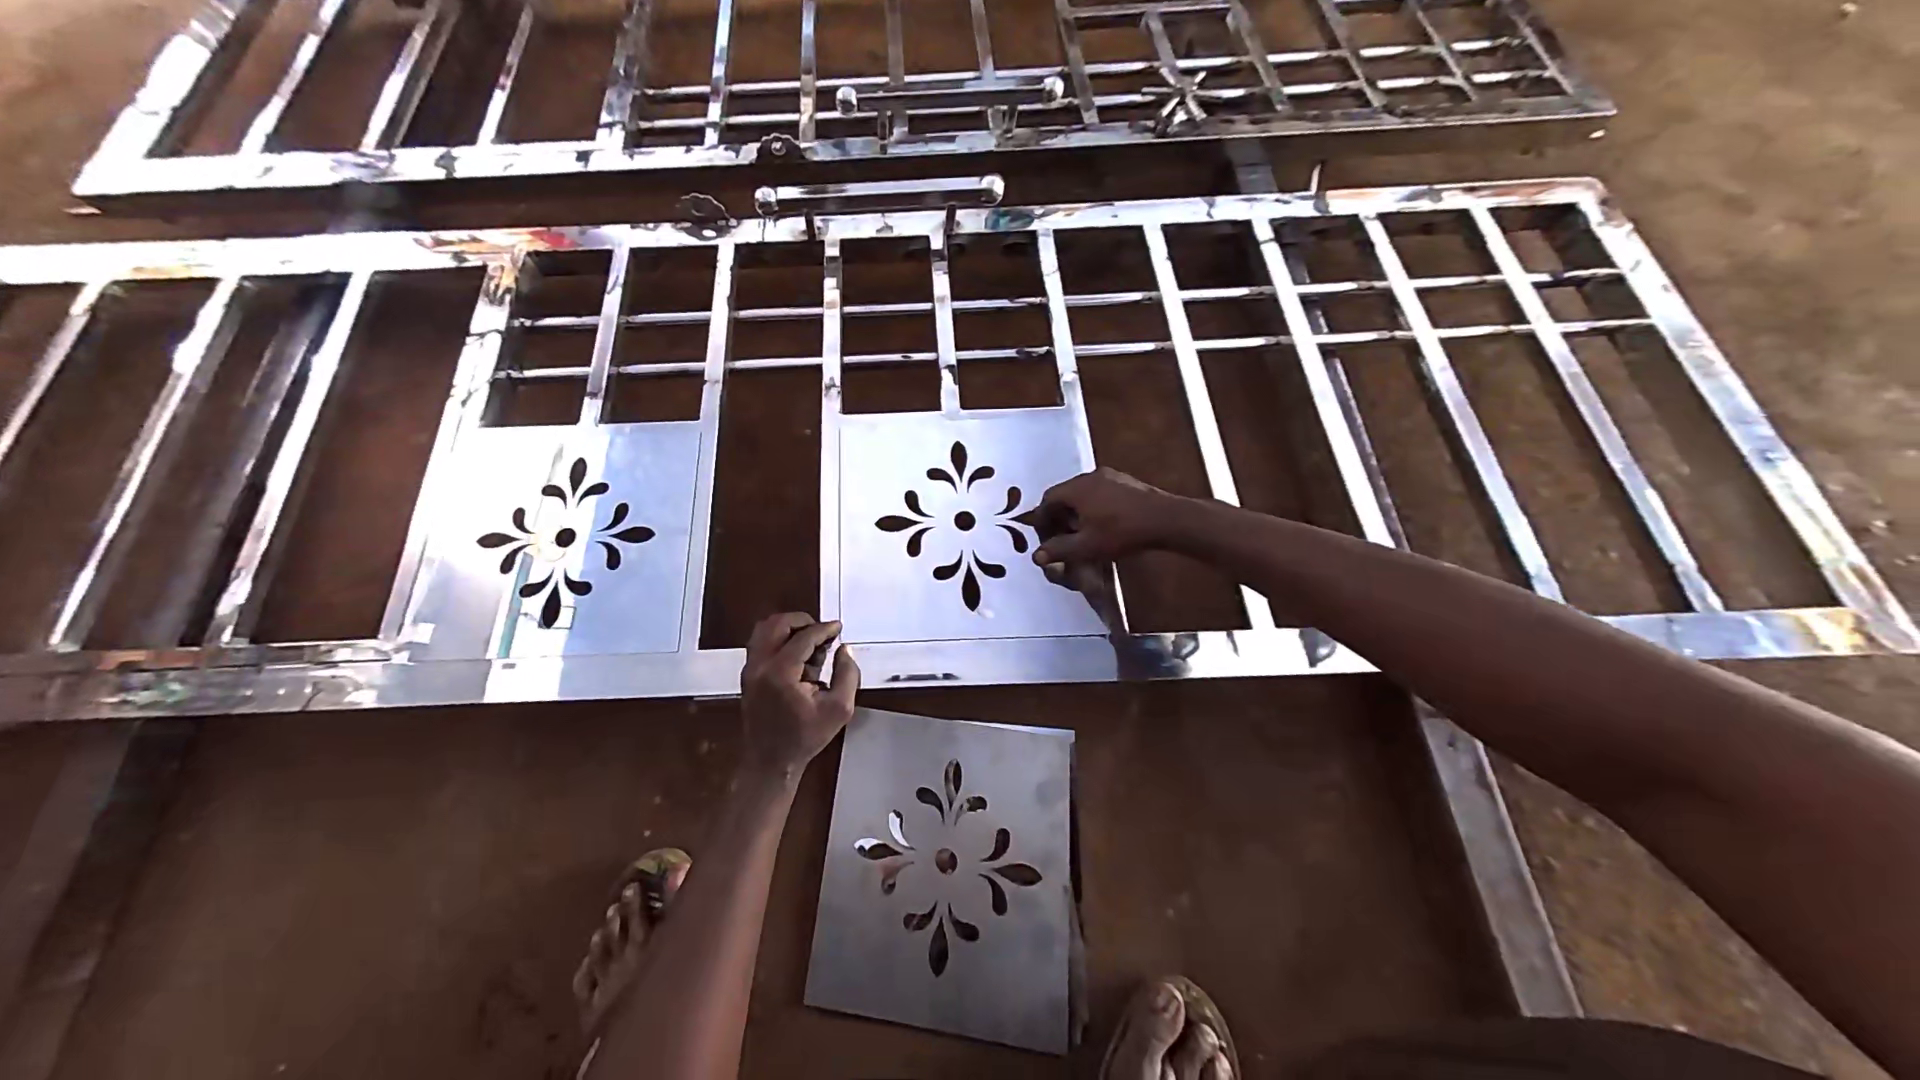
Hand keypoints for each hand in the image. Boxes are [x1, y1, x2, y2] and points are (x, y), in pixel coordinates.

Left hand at [739, 613, 860, 780]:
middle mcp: (760, 665)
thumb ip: (847, 674)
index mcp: (780, 673)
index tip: (838, 628)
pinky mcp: (747, 675)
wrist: (770, 761)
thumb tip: (845, 649)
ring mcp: (750, 669)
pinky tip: (798, 656)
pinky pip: (761, 643)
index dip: (824, 629)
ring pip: (764, 630)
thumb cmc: (805, 737)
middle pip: (777, 624)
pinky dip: (779, 639)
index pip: (803, 637)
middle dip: (803, 622)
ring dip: (789, 629)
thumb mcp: (839, 709)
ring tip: (810, 643)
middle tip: (823, 632)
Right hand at [1031, 467, 1185, 569]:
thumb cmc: (1122, 532)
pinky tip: (1103, 523)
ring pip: (1084, 493)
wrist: (1166, 519)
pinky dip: (1094, 506)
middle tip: (1060, 535)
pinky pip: (1101, 492)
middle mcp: (1090, 476)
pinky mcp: (1127, 482)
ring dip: (1077, 511)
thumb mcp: (1087, 546)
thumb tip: (1037, 555)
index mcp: (1077, 488)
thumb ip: (1059, 550)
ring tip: (1080, 531)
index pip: (1048, 499)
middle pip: (1065, 494)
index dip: (1042, 518)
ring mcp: (1111, 476)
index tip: (1043, 535)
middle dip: (1059, 515)